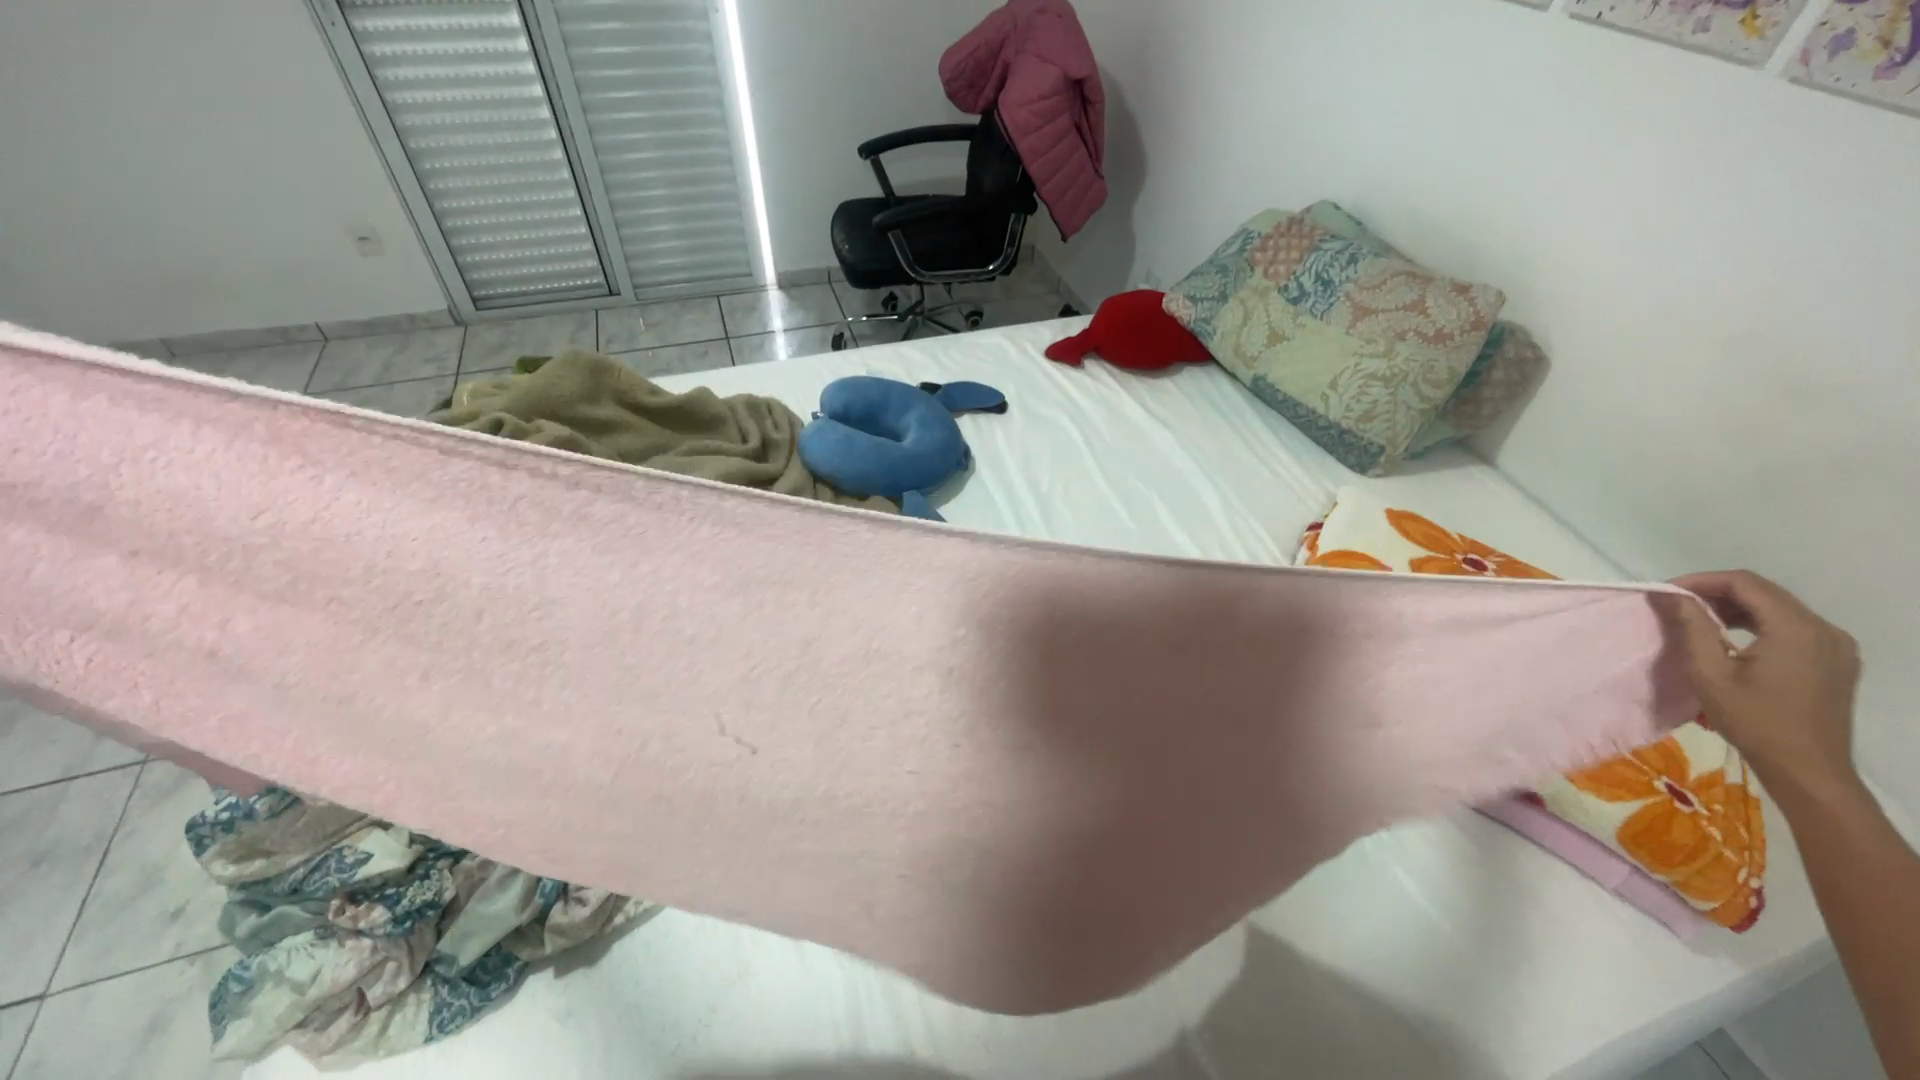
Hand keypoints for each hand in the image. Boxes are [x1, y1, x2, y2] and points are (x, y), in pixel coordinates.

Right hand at [1667, 570, 1862, 801]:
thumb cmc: (1753, 721)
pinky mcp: (1837, 660)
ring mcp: (1836, 645)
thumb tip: (1669, 595)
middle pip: (1765, 593)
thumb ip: (1691, 627)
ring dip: (1738, 608)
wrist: (1807, 769)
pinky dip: (1760, 624)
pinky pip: (1795, 628)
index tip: (1666, 592)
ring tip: (1700, 621)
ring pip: (1780, 609)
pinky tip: (1735, 640)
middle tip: (1677, 604)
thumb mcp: (1709, 673)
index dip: (1701, 580)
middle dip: (1717, 593)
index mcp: (1796, 628)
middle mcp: (1824, 628)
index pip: (1745, 583)